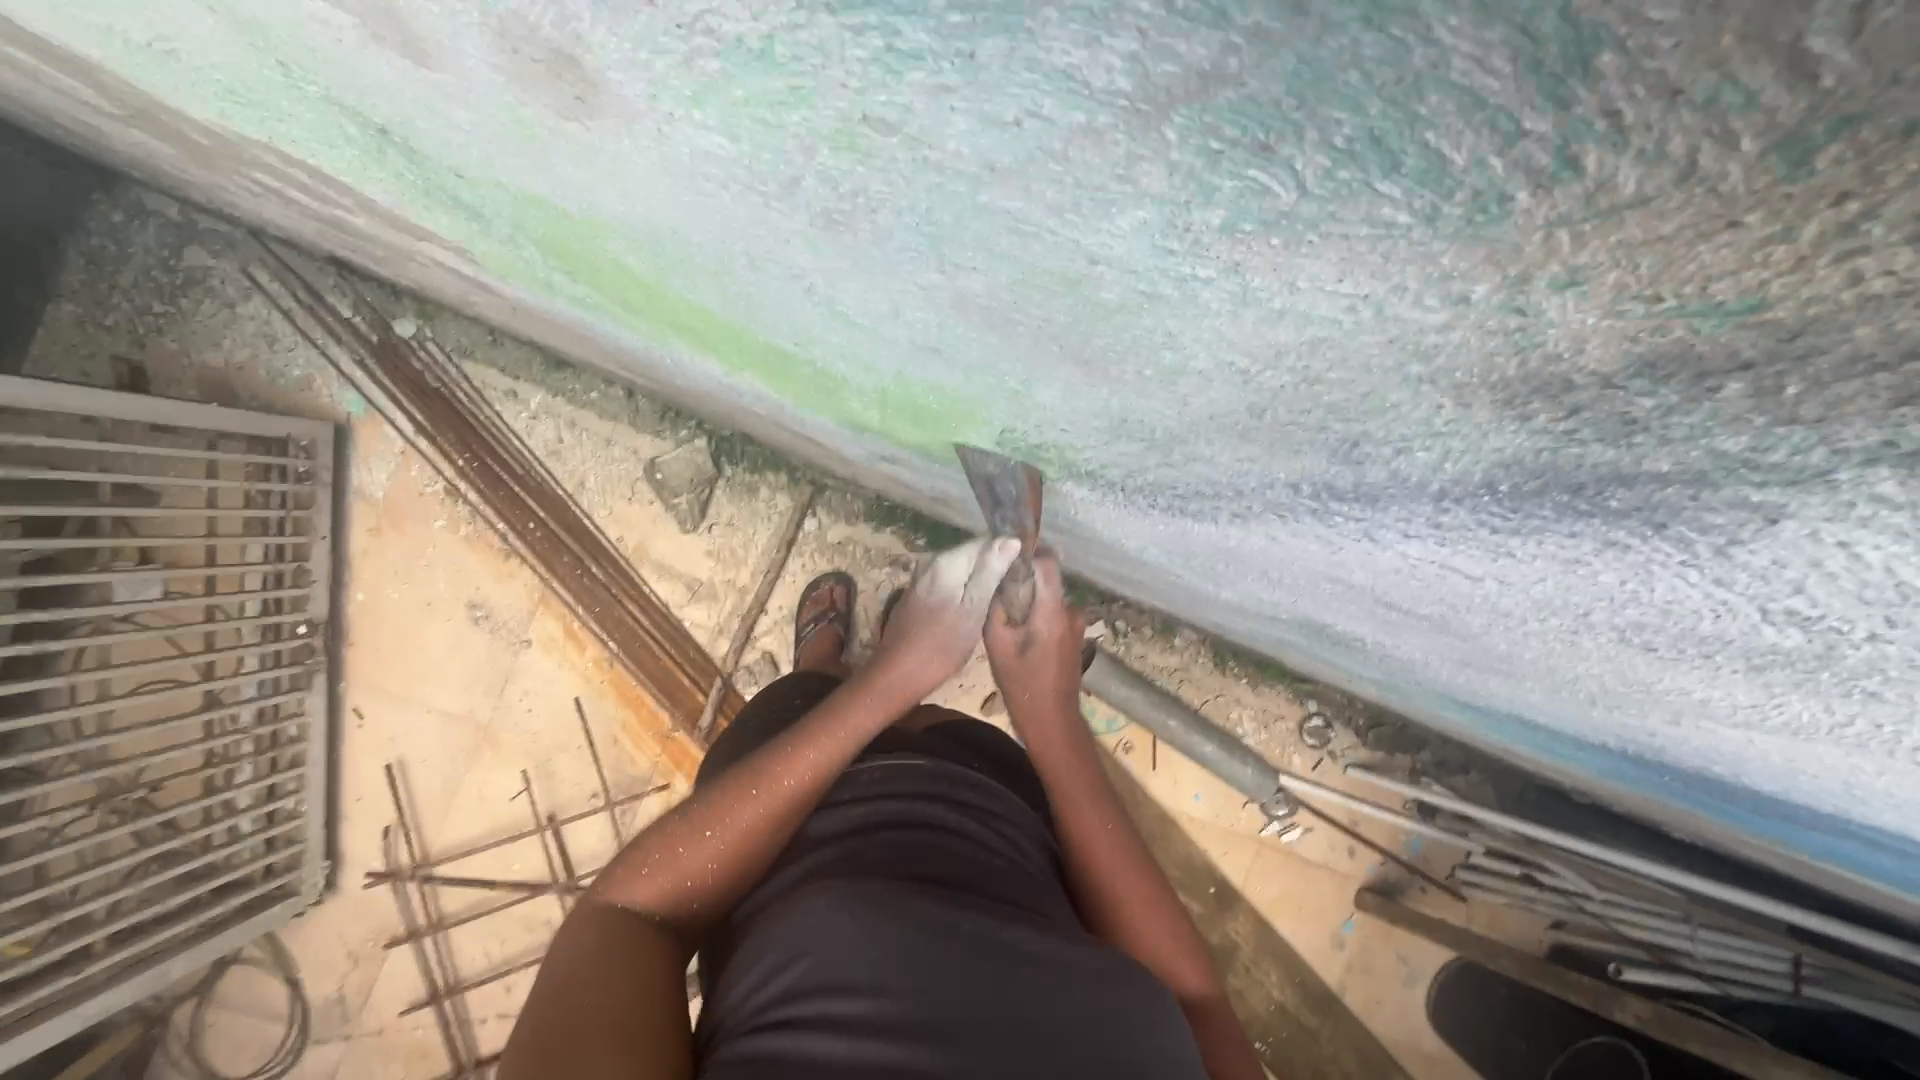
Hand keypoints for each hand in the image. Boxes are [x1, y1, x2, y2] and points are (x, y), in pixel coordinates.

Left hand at [869, 537, 1022, 697]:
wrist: (898, 673)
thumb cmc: (942, 645)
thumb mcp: (974, 609)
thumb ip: (991, 572)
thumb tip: (1011, 539)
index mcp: (946, 561)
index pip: (985, 542)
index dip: (1006, 555)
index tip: (1020, 575)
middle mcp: (931, 561)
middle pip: (972, 554)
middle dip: (992, 568)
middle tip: (1010, 592)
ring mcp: (921, 577)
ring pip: (961, 569)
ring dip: (978, 581)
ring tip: (996, 601)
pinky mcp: (918, 593)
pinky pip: (949, 581)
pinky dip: (963, 590)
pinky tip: (971, 609)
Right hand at [984, 549, 1086, 732]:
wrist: (1051, 718)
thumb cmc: (1022, 683)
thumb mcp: (996, 644)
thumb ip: (995, 607)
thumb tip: (995, 580)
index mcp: (1053, 610)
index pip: (1048, 563)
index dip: (1028, 554)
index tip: (1008, 557)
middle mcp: (1071, 611)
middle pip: (1047, 581)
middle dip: (1025, 583)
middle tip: (1000, 595)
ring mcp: (1078, 625)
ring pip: (1050, 599)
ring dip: (1032, 603)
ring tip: (1011, 621)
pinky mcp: (1076, 636)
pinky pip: (1055, 614)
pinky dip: (1040, 617)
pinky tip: (1024, 636)